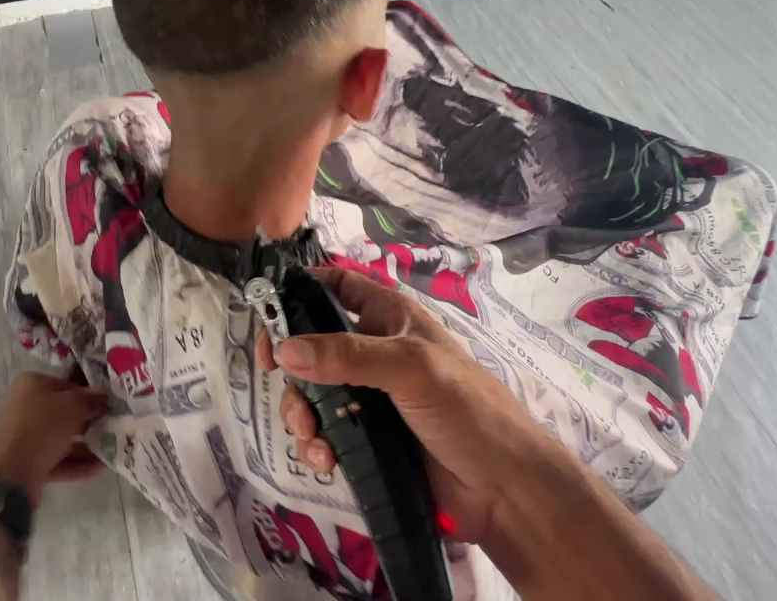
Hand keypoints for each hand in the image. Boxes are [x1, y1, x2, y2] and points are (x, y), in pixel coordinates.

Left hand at [0, 372, 108, 504]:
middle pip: (63, 412)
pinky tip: (99, 468)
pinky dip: (76, 463)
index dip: (89, 395)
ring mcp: (26, 436)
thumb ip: (91, 399)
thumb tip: (105, 394)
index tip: (108, 406)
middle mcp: (26, 407)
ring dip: (85, 445)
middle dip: (88, 422)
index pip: (67, 385)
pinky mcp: (28, 462)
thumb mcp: (73, 405)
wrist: (14, 473)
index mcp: (31, 385)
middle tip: (112, 427)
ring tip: (111, 450)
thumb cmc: (44, 426)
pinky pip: (56, 459)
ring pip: (61, 438)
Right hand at [257, 267, 559, 545]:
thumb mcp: (409, 368)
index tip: (271, 314)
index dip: (301, 291)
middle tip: (274, 377)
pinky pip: (327, 432)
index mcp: (389, 317)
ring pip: (314, 392)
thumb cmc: (466, 409)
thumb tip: (285, 350)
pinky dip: (318, 444)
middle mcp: (375, 350)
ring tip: (310, 437)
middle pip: (313, 343)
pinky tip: (325, 460)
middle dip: (292, 365)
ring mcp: (370, 396)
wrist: (506, 490)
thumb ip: (347, 355)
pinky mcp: (369, 439)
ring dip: (302, 412)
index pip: (337, 286)